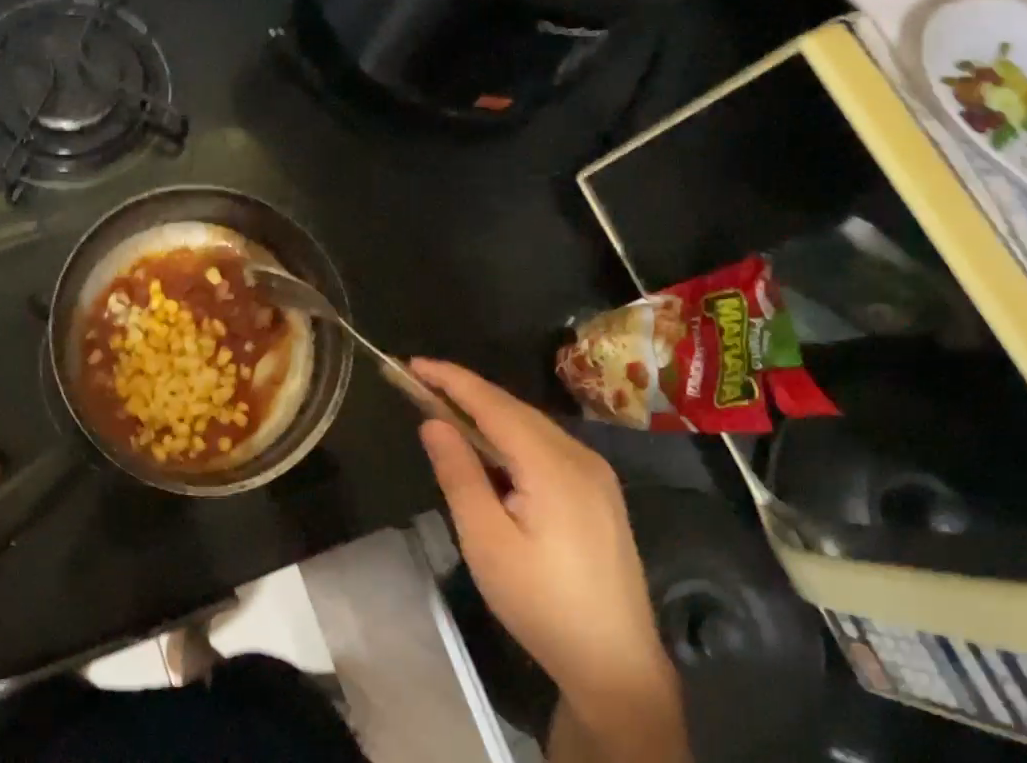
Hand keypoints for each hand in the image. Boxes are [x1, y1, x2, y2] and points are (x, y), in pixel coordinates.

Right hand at [412, 360, 676, 718]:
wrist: (614, 661)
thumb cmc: (540, 602)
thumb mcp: (486, 541)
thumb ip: (459, 474)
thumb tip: (434, 422)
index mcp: (553, 466)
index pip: (494, 404)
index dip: (452, 380)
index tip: (412, 363)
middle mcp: (580, 458)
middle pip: (516, 409)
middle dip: (467, 392)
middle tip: (418, 385)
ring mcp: (595, 476)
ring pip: (533, 427)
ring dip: (488, 414)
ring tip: (444, 412)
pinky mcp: (599, 494)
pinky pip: (547, 448)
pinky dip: (511, 437)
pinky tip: (489, 450)